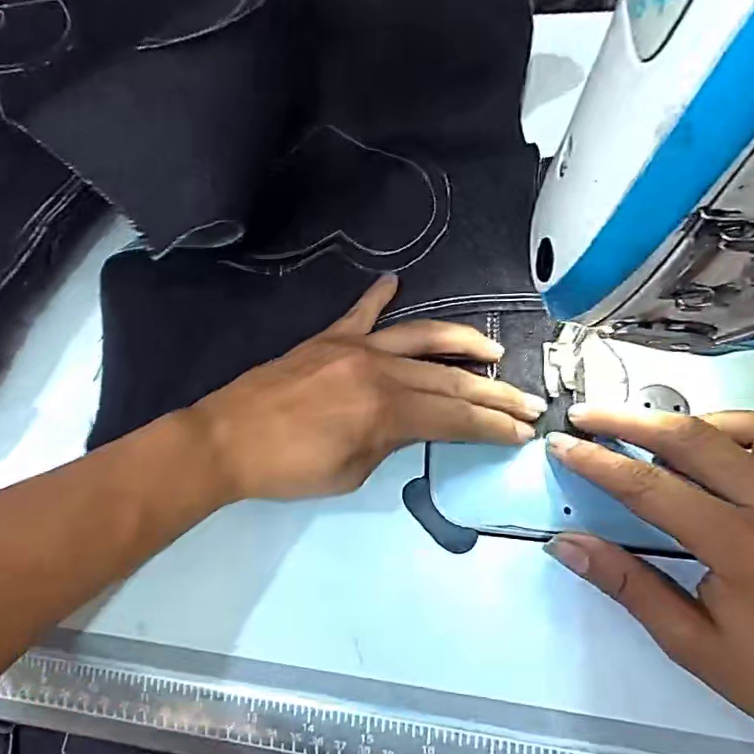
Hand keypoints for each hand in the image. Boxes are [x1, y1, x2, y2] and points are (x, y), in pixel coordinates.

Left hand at [188, 275, 546, 500]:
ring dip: (461, 343)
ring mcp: (353, 347)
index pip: (455, 418)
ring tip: (492, 352)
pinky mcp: (327, 339)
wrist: (225, 440)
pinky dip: (378, 297)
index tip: (522, 431)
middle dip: (495, 395)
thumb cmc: (287, 469)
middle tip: (528, 403)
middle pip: (450, 380)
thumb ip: (390, 444)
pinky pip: (360, 313)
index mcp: (386, 411)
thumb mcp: (351, 472)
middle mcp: (379, 370)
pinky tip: (395, 281)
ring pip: (421, 338)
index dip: (492, 426)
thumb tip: (413, 426)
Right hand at [543, 406, 753, 753]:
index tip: (561, 445)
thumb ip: (628, 585)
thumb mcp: (693, 644)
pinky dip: (751, 433)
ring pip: (753, 426)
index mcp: (740, 548)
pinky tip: (730, 456)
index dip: (597, 462)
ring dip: (696, 420)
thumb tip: (568, 544)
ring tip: (659, 433)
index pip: (650, 488)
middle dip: (631, 421)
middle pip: (695, 440)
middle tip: (588, 416)